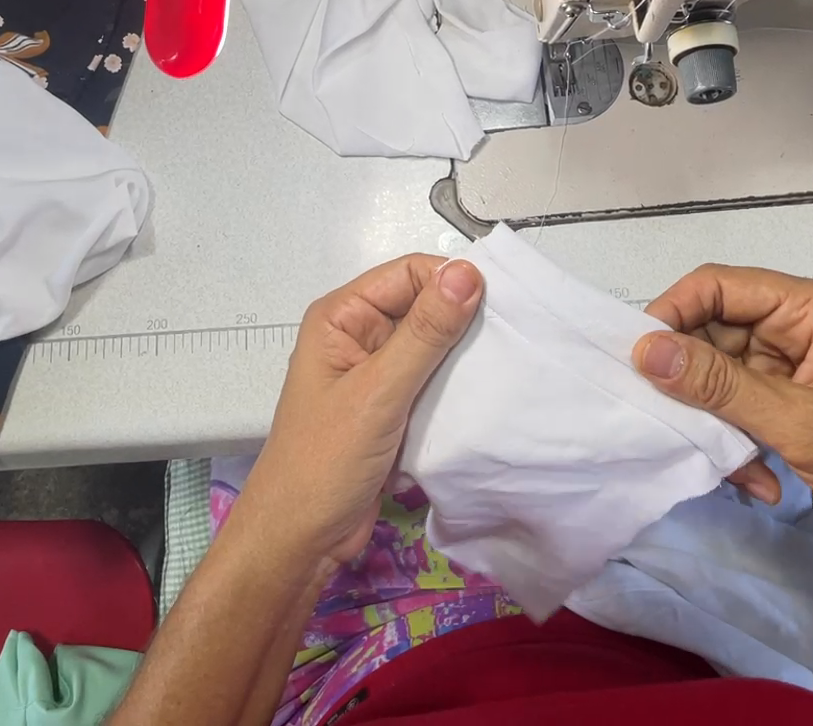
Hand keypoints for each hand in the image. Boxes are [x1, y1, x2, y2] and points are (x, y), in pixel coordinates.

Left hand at [233, 254, 483, 566]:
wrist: (303, 539)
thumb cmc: (325, 462)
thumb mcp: (379, 392)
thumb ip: (425, 333)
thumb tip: (467, 274)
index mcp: (342, 316)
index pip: (408, 273)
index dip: (451, 281)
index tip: (498, 304)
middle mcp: (359, 335)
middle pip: (423, 305)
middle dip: (463, 318)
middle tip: (510, 336)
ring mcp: (377, 371)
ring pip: (433, 343)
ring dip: (464, 354)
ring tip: (503, 364)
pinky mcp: (392, 404)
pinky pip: (433, 378)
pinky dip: (457, 384)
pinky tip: (484, 392)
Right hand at [631, 265, 812, 570]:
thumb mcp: (799, 422)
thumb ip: (719, 384)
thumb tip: (644, 350)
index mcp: (810, 308)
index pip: (719, 286)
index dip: (674, 312)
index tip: (640, 356)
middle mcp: (793, 327)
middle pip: (710, 331)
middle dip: (691, 379)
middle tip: (671, 417)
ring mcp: (786, 367)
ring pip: (714, 374)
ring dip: (712, 420)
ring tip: (728, 460)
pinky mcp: (781, 404)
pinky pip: (730, 407)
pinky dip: (731, 441)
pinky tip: (756, 478)